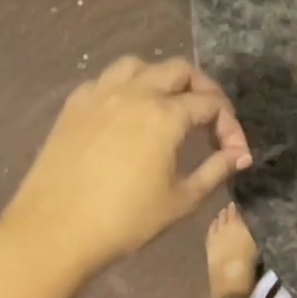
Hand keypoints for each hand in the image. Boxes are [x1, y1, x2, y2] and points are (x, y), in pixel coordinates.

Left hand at [0, 56, 250, 273]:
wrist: (56, 231)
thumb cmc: (127, 220)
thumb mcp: (182, 199)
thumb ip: (215, 169)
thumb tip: (240, 155)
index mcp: (165, 116)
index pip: (210, 104)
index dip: (230, 125)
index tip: (234, 152)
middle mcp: (134, 94)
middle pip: (178, 70)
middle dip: (203, 89)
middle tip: (211, 118)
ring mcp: (99, 95)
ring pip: (139, 65)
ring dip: (162, 79)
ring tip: (170, 106)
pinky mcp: (74, 107)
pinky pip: (106, 80)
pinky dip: (127, 88)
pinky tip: (130, 114)